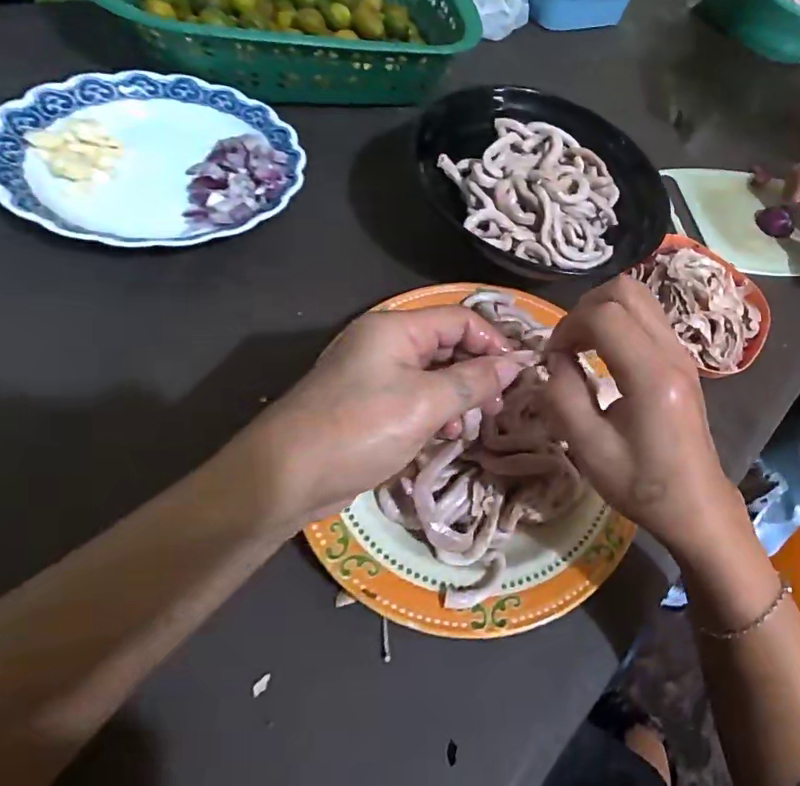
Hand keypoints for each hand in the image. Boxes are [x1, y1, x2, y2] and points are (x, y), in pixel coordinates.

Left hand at [243, 307, 533, 520]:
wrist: (281, 479)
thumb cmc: (358, 430)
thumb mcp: (425, 404)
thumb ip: (474, 381)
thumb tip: (515, 365)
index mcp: (396, 329)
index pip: (461, 319)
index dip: (494, 343)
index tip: (518, 376)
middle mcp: (384, 343)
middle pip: (448, 345)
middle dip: (477, 372)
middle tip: (499, 406)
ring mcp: (373, 374)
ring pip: (433, 373)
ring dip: (458, 395)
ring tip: (471, 424)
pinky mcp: (366, 404)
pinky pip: (414, 396)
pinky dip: (435, 411)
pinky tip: (444, 434)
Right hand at [537, 278, 744, 557]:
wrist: (696, 505)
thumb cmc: (643, 485)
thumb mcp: (590, 450)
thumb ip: (563, 398)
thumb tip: (554, 360)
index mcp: (652, 375)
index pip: (605, 315)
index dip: (568, 325)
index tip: (553, 356)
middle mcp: (672, 352)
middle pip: (625, 289)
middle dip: (585, 307)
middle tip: (567, 343)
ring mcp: (682, 351)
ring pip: (640, 295)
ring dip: (603, 309)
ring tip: (583, 344)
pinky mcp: (683, 357)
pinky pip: (649, 314)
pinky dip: (619, 319)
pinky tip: (605, 352)